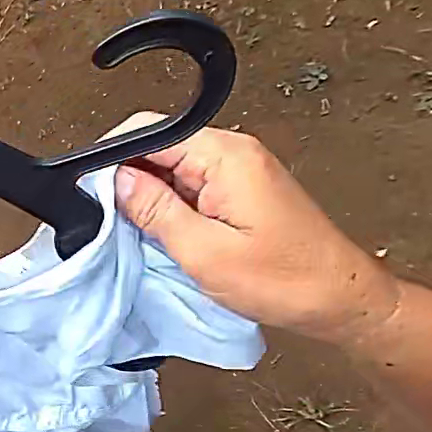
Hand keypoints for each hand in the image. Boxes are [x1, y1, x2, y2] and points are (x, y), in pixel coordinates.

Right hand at [110, 116, 402, 346]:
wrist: (338, 300)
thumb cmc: (284, 280)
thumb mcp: (204, 251)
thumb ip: (155, 210)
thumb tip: (116, 179)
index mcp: (226, 157)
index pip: (150, 131)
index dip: (113, 157)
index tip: (93, 191)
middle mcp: (231, 153)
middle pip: (155, 146)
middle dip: (126, 179)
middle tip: (115, 220)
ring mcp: (233, 170)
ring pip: (165, 168)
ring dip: (145, 197)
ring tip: (141, 232)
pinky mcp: (233, 189)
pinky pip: (182, 186)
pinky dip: (163, 207)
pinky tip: (161, 233)